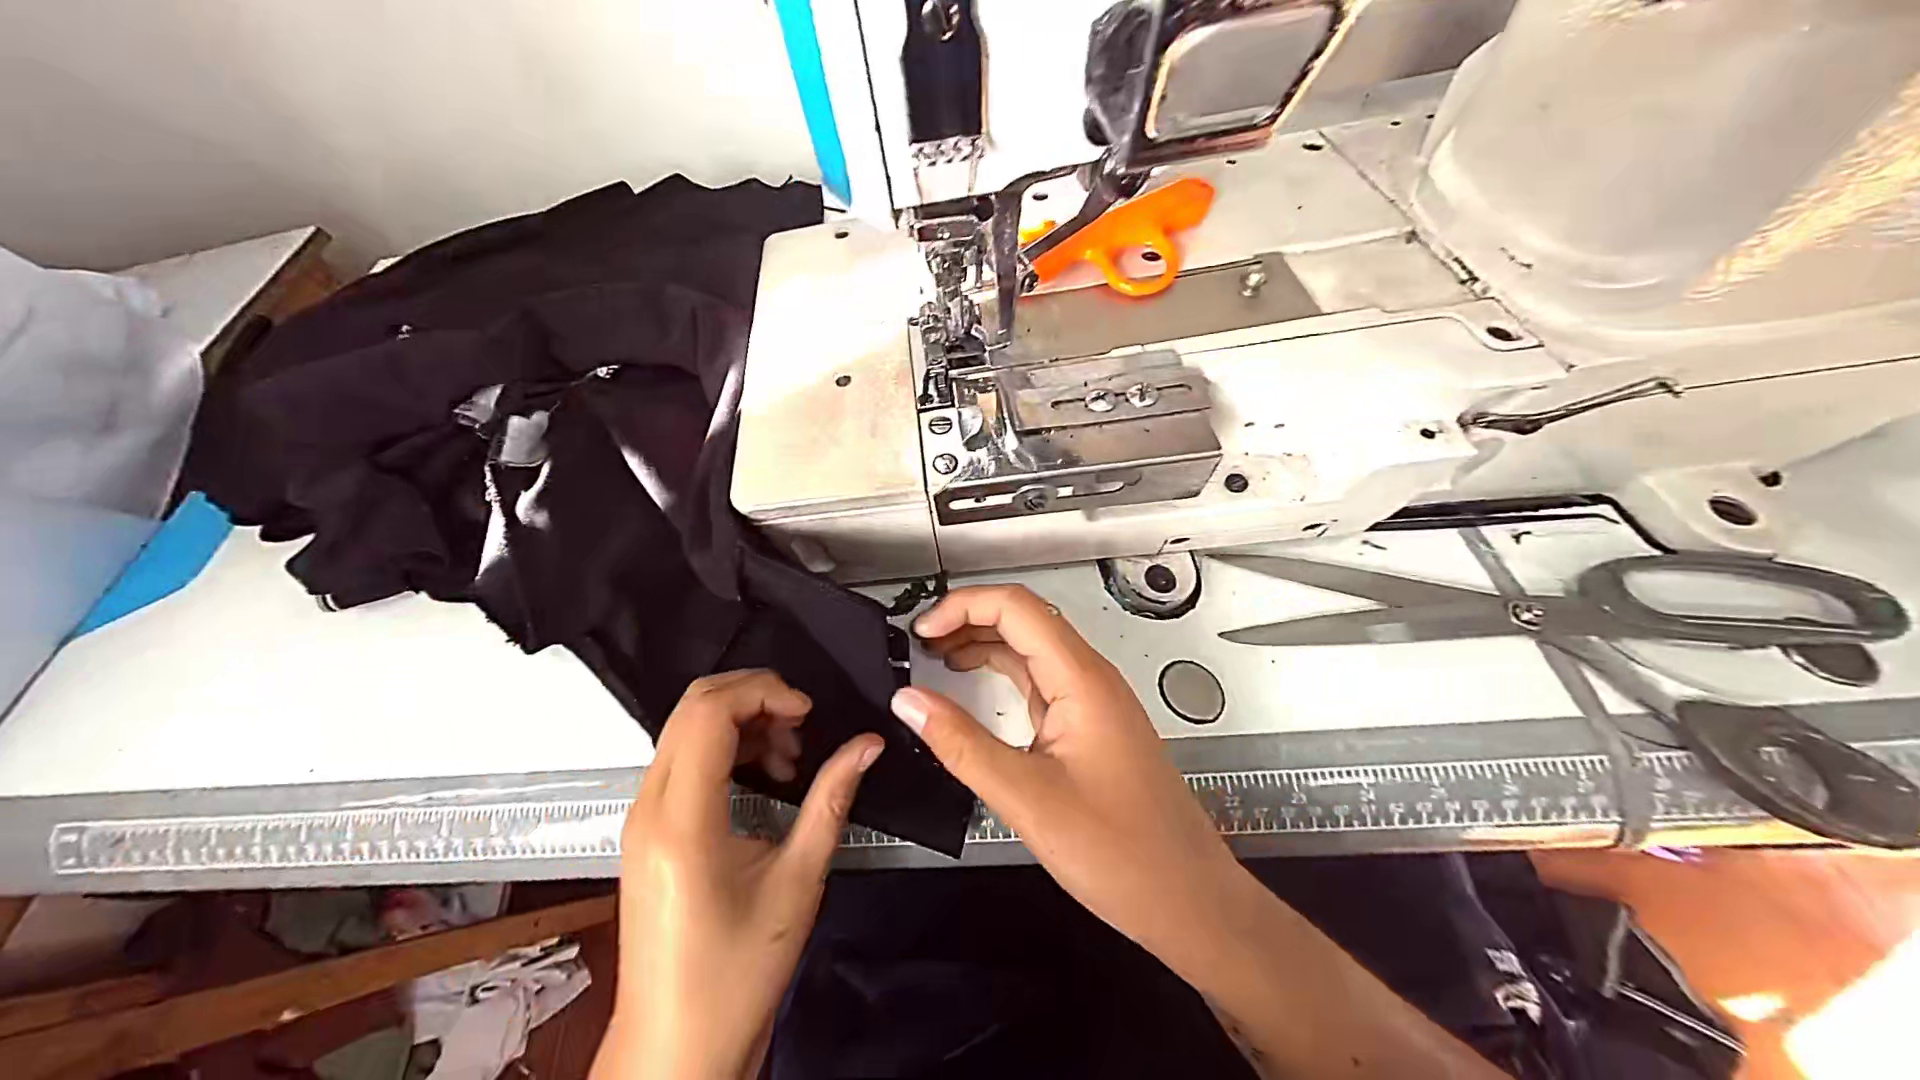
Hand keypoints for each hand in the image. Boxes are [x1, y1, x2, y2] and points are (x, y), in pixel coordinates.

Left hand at [595, 670, 882, 1079]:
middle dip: (755, 697)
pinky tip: (765, 775)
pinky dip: (727, 747)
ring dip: (743, 721)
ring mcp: (642, 816)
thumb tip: (867, 746)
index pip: (710, 712)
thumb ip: (832, 799)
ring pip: (687, 726)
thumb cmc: (735, 975)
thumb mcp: (798, 880)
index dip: (764, 693)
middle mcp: (649, 807)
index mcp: (682, 820)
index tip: (807, 712)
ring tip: (789, 756)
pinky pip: (684, 757)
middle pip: (693, 706)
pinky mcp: (648, 828)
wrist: (676, 1045)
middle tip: (802, 724)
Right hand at [890, 585, 1240, 966]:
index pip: (1017, 607)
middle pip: (1024, 619)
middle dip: (968, 619)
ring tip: (936, 658)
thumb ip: (961, 745)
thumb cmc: (1124, 853)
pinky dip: (1000, 673)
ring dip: (982, 644)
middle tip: (921, 642)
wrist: (1185, 898)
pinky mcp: (1087, 725)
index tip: (924, 630)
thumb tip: (910, 702)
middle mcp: (1090, 679)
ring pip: (1030, 648)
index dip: (964, 606)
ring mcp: (1091, 701)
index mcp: (1082, 680)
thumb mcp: (1027, 798)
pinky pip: (1039, 680)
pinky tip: (973, 687)